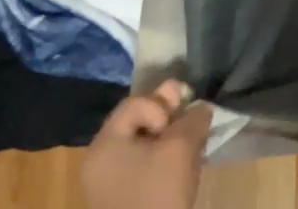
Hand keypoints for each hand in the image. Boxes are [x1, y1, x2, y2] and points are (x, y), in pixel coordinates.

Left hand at [81, 80, 212, 208]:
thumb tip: (199, 109)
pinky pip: (141, 162)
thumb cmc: (158, 192)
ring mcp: (106, 180)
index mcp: (104, 144)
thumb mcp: (182, 146)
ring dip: (169, 138)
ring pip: (143, 142)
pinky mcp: (118, 194)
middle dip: (169, 119)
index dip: (163, 106)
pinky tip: (180, 166)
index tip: (176, 128)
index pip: (136, 102)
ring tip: (191, 147)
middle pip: (138, 121)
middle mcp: (98, 158)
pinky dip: (162, 157)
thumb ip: (192, 117)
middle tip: (191, 129)